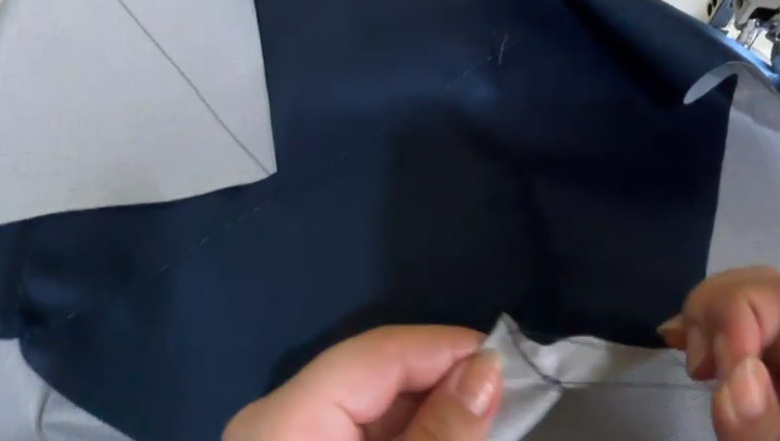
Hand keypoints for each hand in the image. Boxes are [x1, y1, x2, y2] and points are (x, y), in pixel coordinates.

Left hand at [224, 325, 501, 440]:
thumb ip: (438, 433)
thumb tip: (489, 368)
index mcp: (285, 414)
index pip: (375, 352)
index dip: (443, 347)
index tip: (504, 357)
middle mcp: (274, 417)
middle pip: (370, 375)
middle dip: (439, 380)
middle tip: (503, 391)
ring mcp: (284, 439)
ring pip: (366, 405)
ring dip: (425, 410)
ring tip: (481, 413)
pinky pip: (353, 431)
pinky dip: (401, 431)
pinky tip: (439, 433)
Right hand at [660, 267, 779, 440]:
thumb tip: (732, 376)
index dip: (741, 311)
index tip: (708, 367)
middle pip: (773, 300)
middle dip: (719, 310)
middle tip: (693, 365)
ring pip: (756, 319)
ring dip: (710, 321)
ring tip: (687, 361)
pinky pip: (751, 354)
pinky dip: (712, 340)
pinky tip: (686, 352)